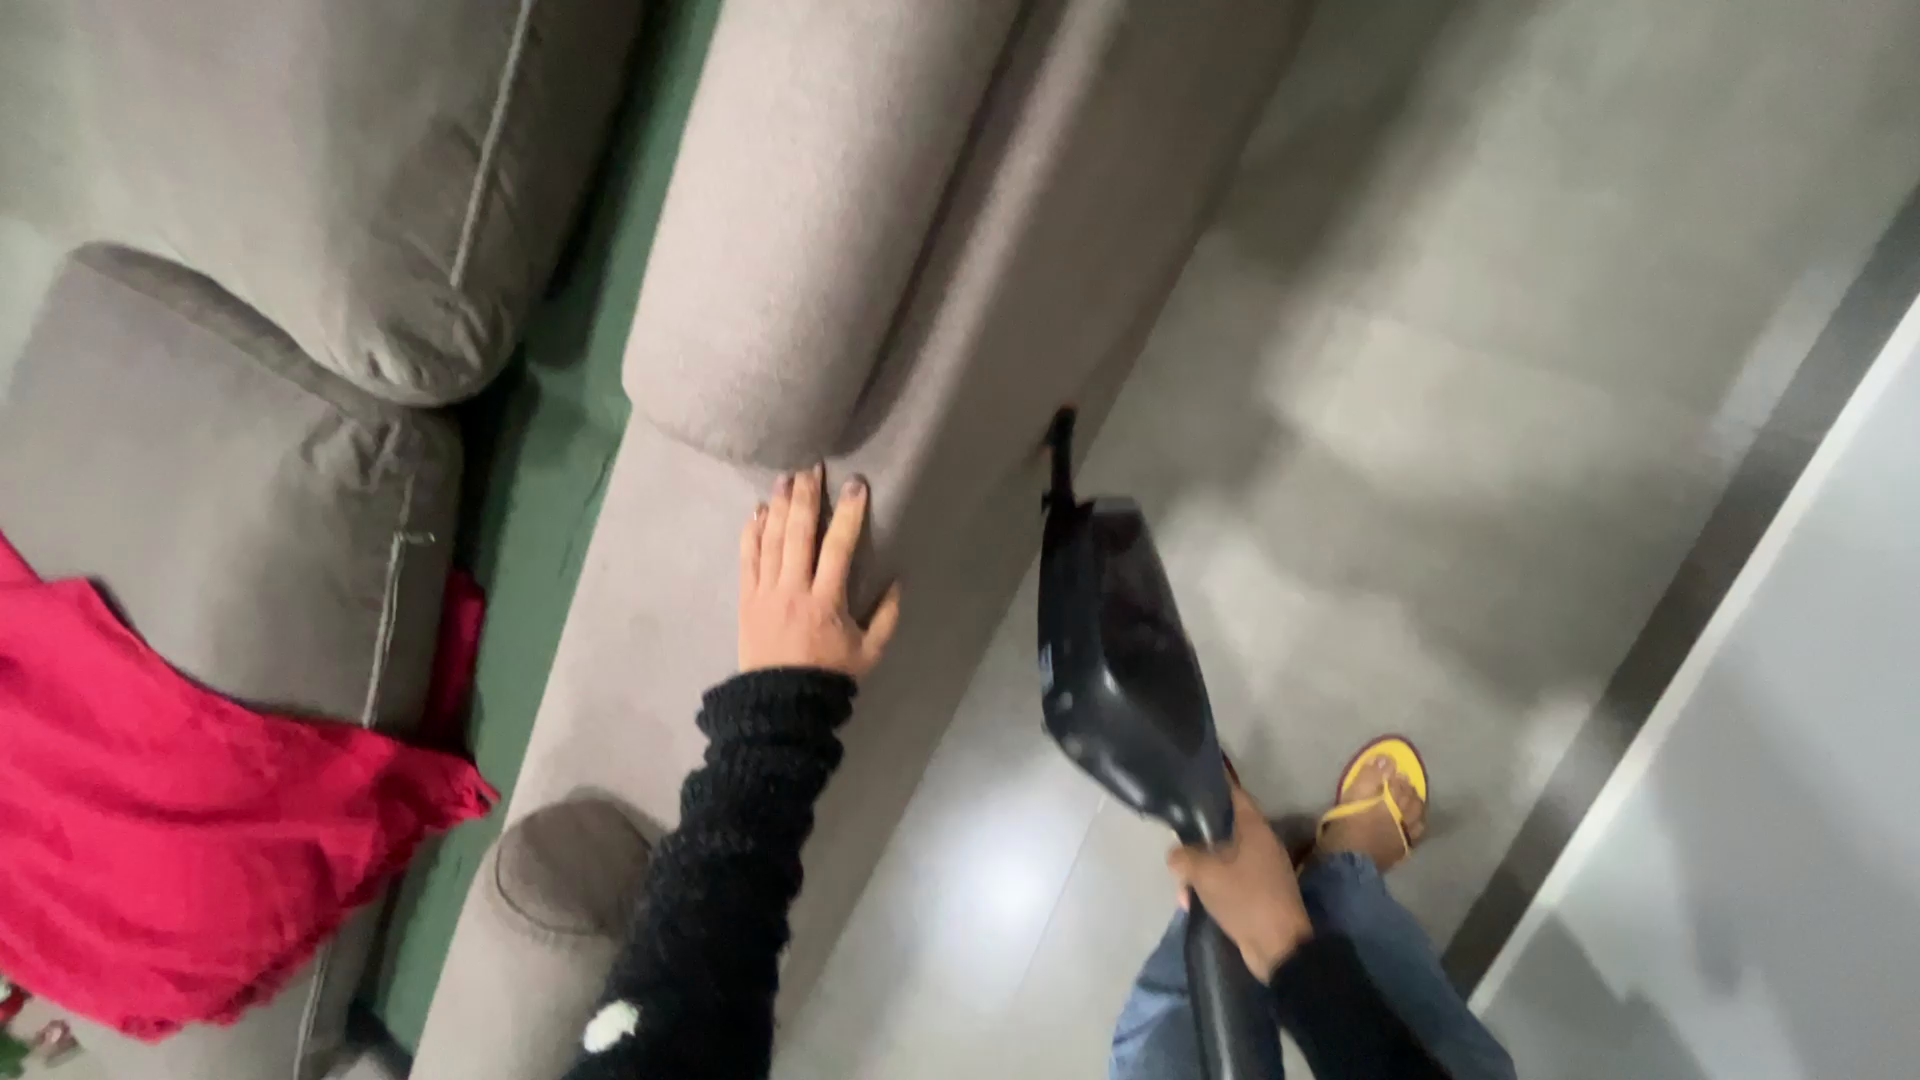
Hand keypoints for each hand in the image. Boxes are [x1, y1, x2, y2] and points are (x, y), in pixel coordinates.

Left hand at [739, 465, 902, 677]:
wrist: (779, 703)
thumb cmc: (828, 675)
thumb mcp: (870, 651)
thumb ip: (887, 616)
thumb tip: (897, 581)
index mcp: (826, 600)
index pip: (838, 547)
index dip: (848, 514)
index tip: (856, 486)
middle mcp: (793, 589)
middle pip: (799, 533)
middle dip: (807, 497)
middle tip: (812, 467)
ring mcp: (766, 592)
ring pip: (771, 540)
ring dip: (780, 505)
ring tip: (787, 477)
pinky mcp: (747, 598)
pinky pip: (747, 558)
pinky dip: (752, 532)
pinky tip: (759, 511)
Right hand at [1168, 786, 1313, 978]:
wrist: (1280, 950)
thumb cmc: (1246, 899)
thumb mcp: (1205, 873)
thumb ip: (1183, 857)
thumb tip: (1175, 856)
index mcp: (1255, 828)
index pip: (1232, 793)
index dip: (1212, 785)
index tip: (1188, 782)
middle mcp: (1261, 843)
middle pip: (1222, 826)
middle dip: (1197, 837)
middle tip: (1175, 843)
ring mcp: (1262, 868)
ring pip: (1222, 855)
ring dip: (1201, 868)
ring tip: (1183, 888)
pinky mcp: (1259, 892)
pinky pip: (1228, 878)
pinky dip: (1211, 885)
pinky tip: (1193, 901)